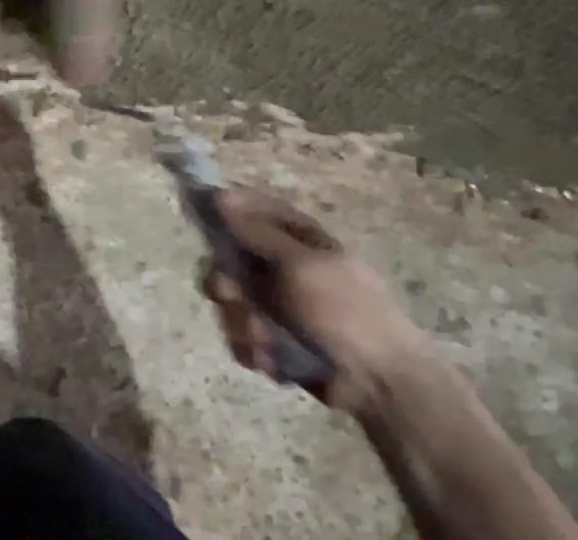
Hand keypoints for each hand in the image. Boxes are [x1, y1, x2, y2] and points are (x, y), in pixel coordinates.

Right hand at [203, 186, 434, 415]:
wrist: (380, 383)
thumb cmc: (346, 312)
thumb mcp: (300, 265)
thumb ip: (256, 232)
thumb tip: (220, 195)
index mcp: (297, 238)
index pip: (251, 208)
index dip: (222, 207)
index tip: (196, 214)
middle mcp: (284, 266)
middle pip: (228, 259)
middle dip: (226, 284)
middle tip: (234, 298)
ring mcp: (278, 305)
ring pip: (231, 302)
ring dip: (241, 324)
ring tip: (264, 343)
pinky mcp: (275, 340)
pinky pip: (242, 336)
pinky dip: (253, 350)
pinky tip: (272, 362)